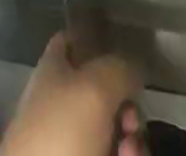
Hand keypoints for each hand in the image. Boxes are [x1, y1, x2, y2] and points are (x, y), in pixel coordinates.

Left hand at [0, 33, 145, 155]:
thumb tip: (133, 70)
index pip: (70, 42)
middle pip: (104, 93)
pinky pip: (117, 154)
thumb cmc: (61, 132)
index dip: (95, 43)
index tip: (125, 57)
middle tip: (131, 121)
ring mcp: (73, 139)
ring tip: (130, 150)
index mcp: (53, 71)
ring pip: (116, 130)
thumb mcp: (94, 88)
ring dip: (133, 140)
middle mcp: (63, 102)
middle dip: (128, 108)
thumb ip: (119, 69)